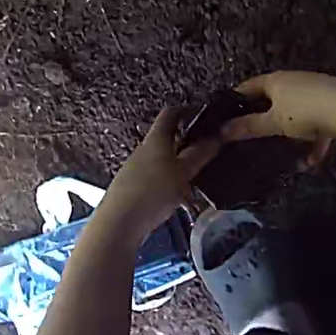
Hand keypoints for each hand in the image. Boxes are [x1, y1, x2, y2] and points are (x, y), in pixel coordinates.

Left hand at [93, 109, 219, 245]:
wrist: (118, 224)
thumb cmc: (152, 191)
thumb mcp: (182, 172)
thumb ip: (199, 154)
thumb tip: (216, 136)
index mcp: (155, 140)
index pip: (170, 114)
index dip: (186, 110)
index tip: (204, 115)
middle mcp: (145, 150)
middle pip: (168, 138)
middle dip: (188, 143)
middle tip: (208, 150)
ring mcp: (137, 169)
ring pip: (165, 160)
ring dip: (181, 166)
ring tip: (198, 179)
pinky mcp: (135, 188)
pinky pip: (158, 179)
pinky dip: (172, 183)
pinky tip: (181, 198)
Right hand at [219, 72, 335, 164]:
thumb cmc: (305, 111)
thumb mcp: (274, 123)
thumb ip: (249, 127)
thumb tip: (221, 131)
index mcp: (275, 80)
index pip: (249, 86)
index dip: (236, 99)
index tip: (225, 114)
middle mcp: (293, 81)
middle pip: (273, 98)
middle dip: (265, 115)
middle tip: (251, 132)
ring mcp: (314, 91)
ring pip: (296, 112)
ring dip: (292, 131)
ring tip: (285, 149)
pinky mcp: (331, 104)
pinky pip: (316, 123)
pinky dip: (313, 140)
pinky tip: (312, 161)